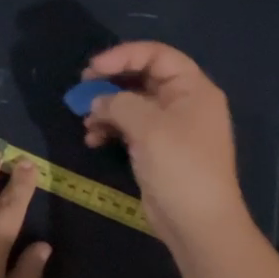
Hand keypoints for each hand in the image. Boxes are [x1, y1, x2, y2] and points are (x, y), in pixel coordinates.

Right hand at [82, 41, 247, 241]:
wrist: (197, 222)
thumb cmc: (179, 167)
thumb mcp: (148, 127)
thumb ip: (119, 104)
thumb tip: (98, 101)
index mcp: (192, 89)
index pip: (156, 55)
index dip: (122, 56)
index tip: (91, 69)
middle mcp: (183, 103)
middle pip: (142, 78)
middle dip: (110, 83)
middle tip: (82, 91)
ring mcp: (170, 128)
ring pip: (132, 105)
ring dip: (106, 109)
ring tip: (87, 124)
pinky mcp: (157, 150)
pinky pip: (130, 128)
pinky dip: (110, 130)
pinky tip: (93, 140)